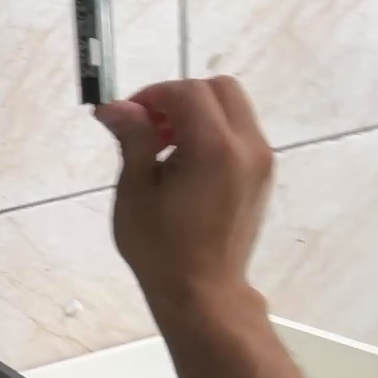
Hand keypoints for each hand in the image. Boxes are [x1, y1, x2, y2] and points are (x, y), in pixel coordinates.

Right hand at [95, 76, 274, 323]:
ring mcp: (261, 159)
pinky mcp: (261, 173)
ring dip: (193, 115)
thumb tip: (115, 106)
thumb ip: (134, 140)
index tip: (123, 117)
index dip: (152, 95)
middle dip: (177, 98)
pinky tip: (180, 167)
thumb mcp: (135, 191)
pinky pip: (238, 133)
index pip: (189, 92)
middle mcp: (247, 145)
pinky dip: (208, 133)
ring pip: (231, 109)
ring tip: (160, 150)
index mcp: (213, 149)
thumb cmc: (158, 246)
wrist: (201, 288)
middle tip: (144, 127)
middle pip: (219, 90)